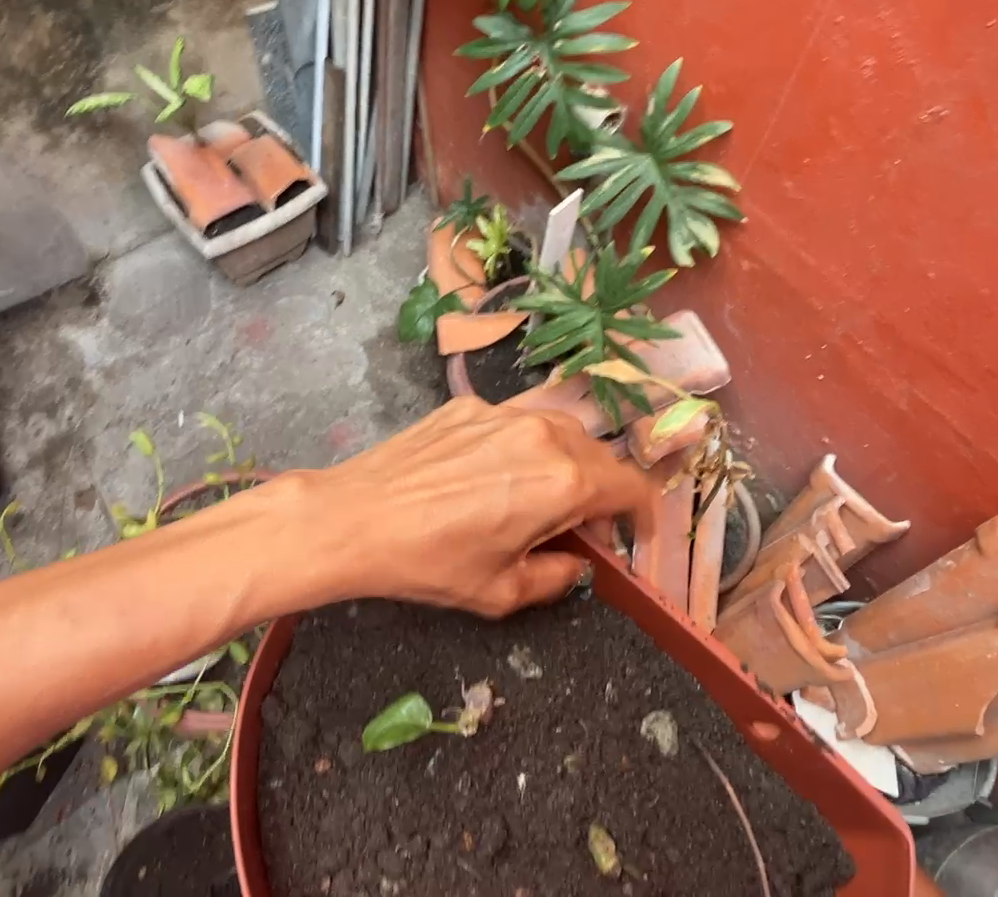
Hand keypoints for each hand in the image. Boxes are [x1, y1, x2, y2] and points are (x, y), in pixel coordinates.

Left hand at [292, 397, 659, 616]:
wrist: (355, 517)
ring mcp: (502, 413)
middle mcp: (543, 434)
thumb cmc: (431, 561)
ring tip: (537, 498)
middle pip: (598, 456)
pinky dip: (521, 447)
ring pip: (559, 430)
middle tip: (579, 527)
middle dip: (602, 492)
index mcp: (563, 481)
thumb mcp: (501, 591)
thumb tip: (574, 564)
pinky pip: (514, 422)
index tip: (634, 535)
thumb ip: (556, 577)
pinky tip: (488, 475)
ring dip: (565, 463)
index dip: (642, 515)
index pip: (630, 486)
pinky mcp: (467, 406)